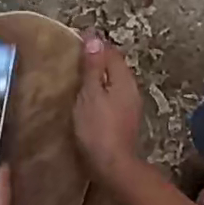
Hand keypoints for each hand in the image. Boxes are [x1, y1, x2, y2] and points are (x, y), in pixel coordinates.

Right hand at [73, 30, 143, 179]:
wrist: (112, 165)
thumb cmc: (98, 128)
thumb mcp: (90, 94)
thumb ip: (93, 67)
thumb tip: (94, 38)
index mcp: (124, 81)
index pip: (111, 53)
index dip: (95, 44)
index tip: (75, 38)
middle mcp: (131, 90)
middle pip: (114, 67)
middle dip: (97, 59)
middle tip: (73, 55)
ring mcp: (129, 107)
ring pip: (113, 82)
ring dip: (98, 76)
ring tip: (76, 75)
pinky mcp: (122, 120)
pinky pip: (111, 96)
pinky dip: (99, 91)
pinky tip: (86, 98)